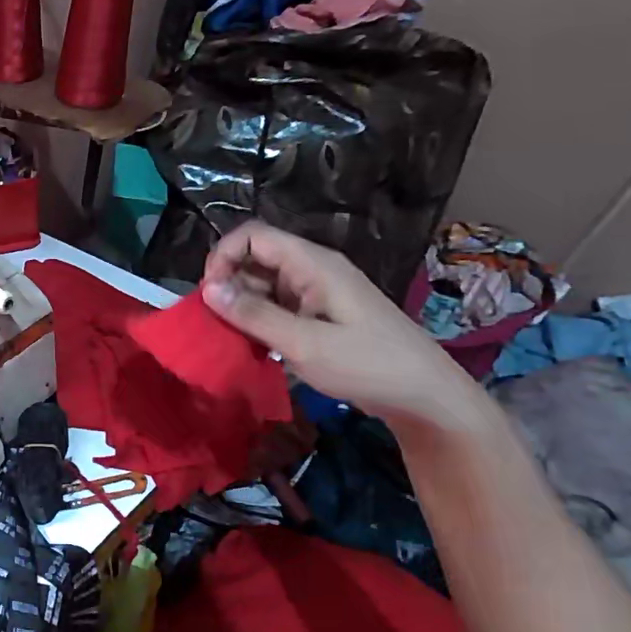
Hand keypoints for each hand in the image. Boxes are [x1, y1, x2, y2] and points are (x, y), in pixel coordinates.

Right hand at [201, 222, 490, 432]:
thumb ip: (254, 314)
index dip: (224, 256)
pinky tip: (252, 348)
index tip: (208, 295)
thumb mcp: (304, 343)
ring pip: (264, 286)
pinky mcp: (319, 317)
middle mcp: (313, 271)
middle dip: (228, 285)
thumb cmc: (367, 365)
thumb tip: (208, 288)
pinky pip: (277, 309)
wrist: (423, 395)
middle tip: (215, 325)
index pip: (254, 236)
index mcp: (313, 264)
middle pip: (256, 260)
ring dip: (241, 308)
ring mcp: (317, 295)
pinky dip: (259, 323)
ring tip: (230, 340)